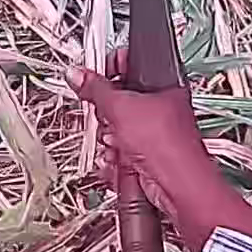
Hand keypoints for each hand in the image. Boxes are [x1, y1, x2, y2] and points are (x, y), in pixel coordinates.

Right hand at [68, 56, 251, 251]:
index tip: (92, 78)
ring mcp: (152, 133)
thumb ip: (95, 89)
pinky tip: (117, 157)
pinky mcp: (144, 155)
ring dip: (107, 137)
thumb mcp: (121, 108)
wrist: (175, 186)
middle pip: (117, 100)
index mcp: (163, 85)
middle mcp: (160, 108)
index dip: (109, 70)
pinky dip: (113, 155)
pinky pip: (118, 149)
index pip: (130, 65)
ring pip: (115, 128)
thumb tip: (77, 74)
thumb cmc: (166, 145)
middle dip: (105, 112)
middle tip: (105, 116)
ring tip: (113, 141)